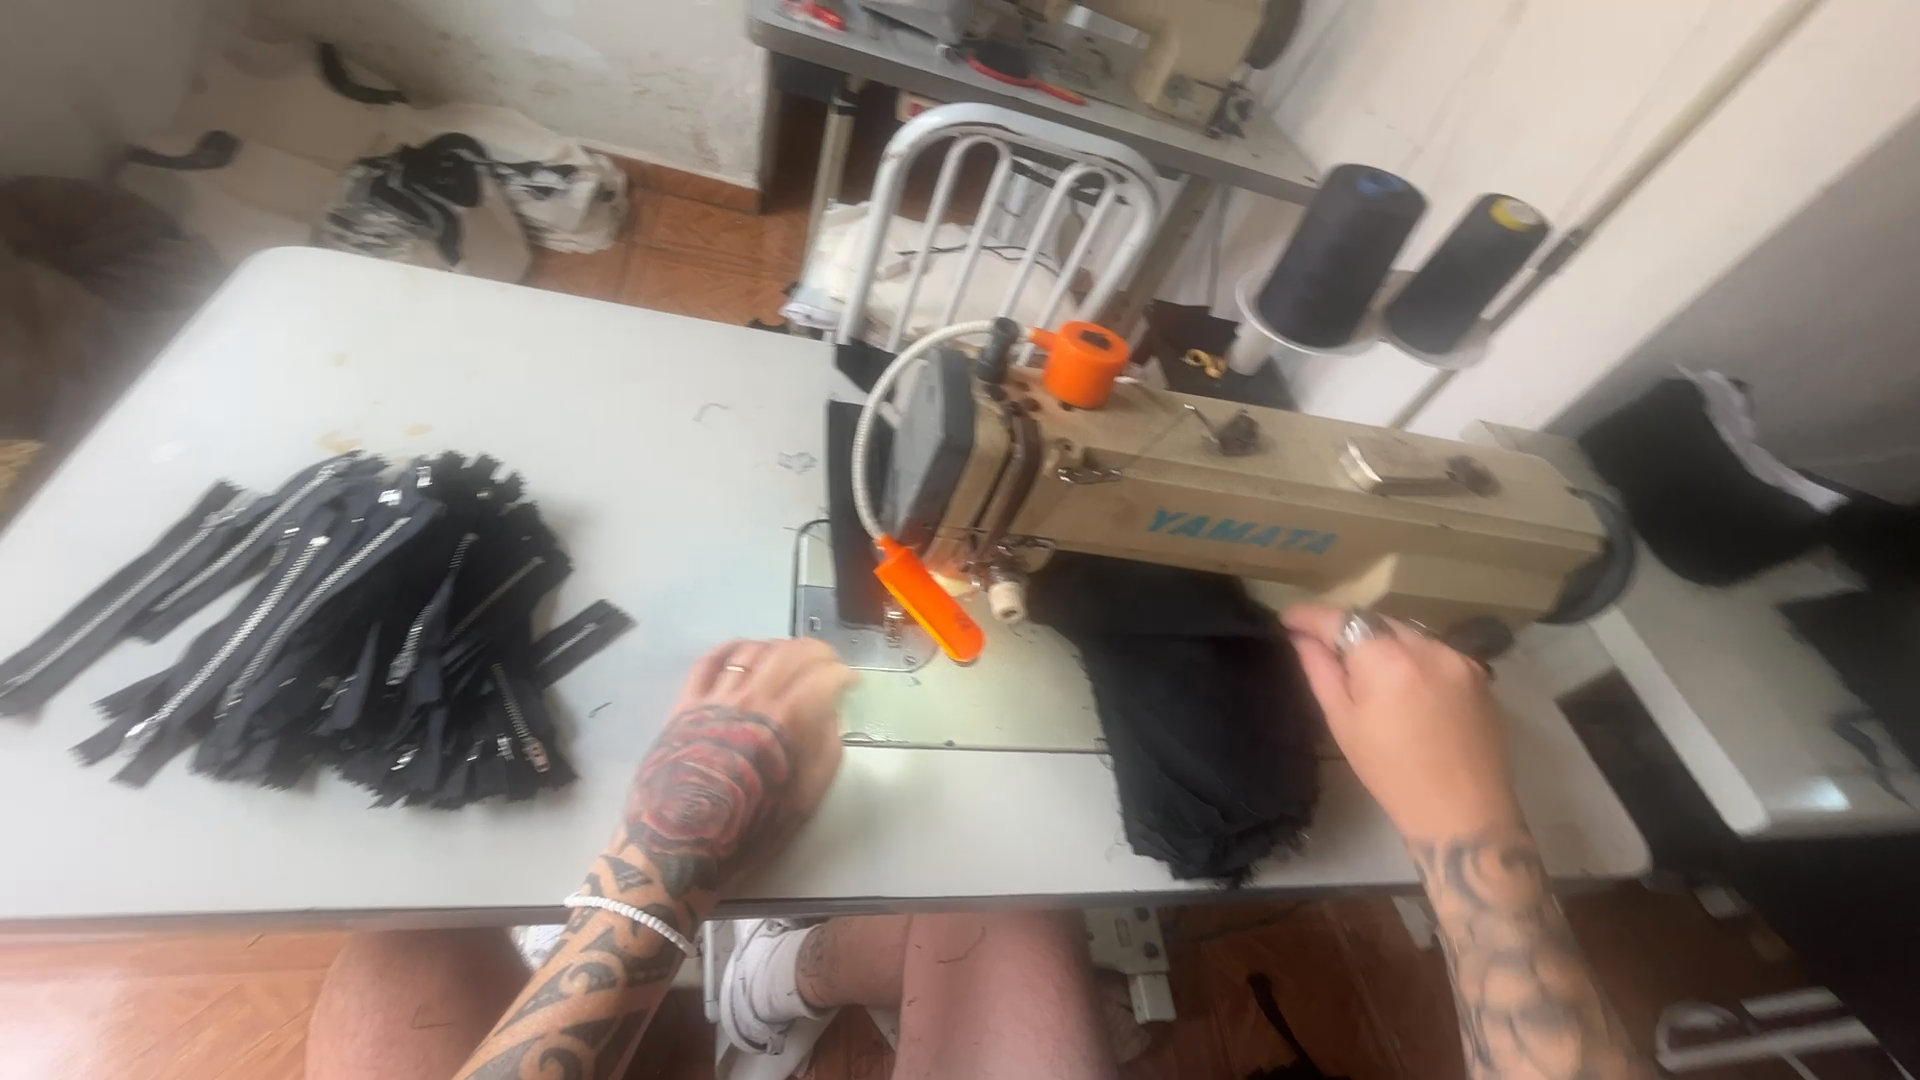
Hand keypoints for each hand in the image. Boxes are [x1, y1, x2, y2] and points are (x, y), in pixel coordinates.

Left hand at [613, 638, 856, 899]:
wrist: (678, 850)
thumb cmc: (747, 831)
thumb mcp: (804, 800)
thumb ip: (826, 751)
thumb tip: (831, 716)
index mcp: (786, 723)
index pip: (824, 677)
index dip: (844, 675)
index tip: (852, 682)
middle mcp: (753, 699)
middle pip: (790, 653)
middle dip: (817, 650)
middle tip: (828, 661)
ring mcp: (716, 698)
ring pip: (752, 651)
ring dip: (778, 647)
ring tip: (790, 657)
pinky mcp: (685, 705)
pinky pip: (708, 661)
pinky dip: (731, 648)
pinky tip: (744, 651)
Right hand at [1283, 604, 1520, 840]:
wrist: (1463, 811)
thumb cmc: (1390, 771)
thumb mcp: (1342, 721)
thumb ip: (1320, 670)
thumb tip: (1301, 638)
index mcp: (1386, 660)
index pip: (1339, 619)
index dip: (1309, 616)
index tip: (1287, 619)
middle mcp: (1426, 647)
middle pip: (1373, 620)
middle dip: (1345, 628)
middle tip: (1320, 646)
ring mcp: (1458, 658)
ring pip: (1404, 633)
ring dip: (1378, 641)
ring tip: (1362, 668)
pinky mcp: (1478, 674)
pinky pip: (1431, 651)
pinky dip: (1408, 657)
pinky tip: (1402, 686)